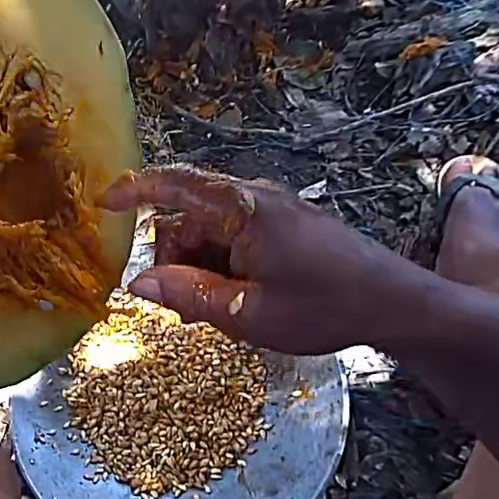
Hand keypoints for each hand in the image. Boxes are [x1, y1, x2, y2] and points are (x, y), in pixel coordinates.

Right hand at [100, 166, 416, 353]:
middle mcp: (255, 199)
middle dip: (174, 261)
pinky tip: (236, 300)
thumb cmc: (325, 306)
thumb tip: (137, 284)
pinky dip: (223, 267)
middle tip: (184, 309)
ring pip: (210, 234)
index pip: (175, 185)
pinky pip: (235, 240)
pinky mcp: (284, 226)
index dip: (134, 191)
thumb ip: (188, 295)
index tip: (103, 204)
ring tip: (216, 312)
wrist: (395, 303)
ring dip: (200, 270)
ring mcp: (272, 211)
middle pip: (188, 220)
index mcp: (243, 210)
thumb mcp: (247, 312)